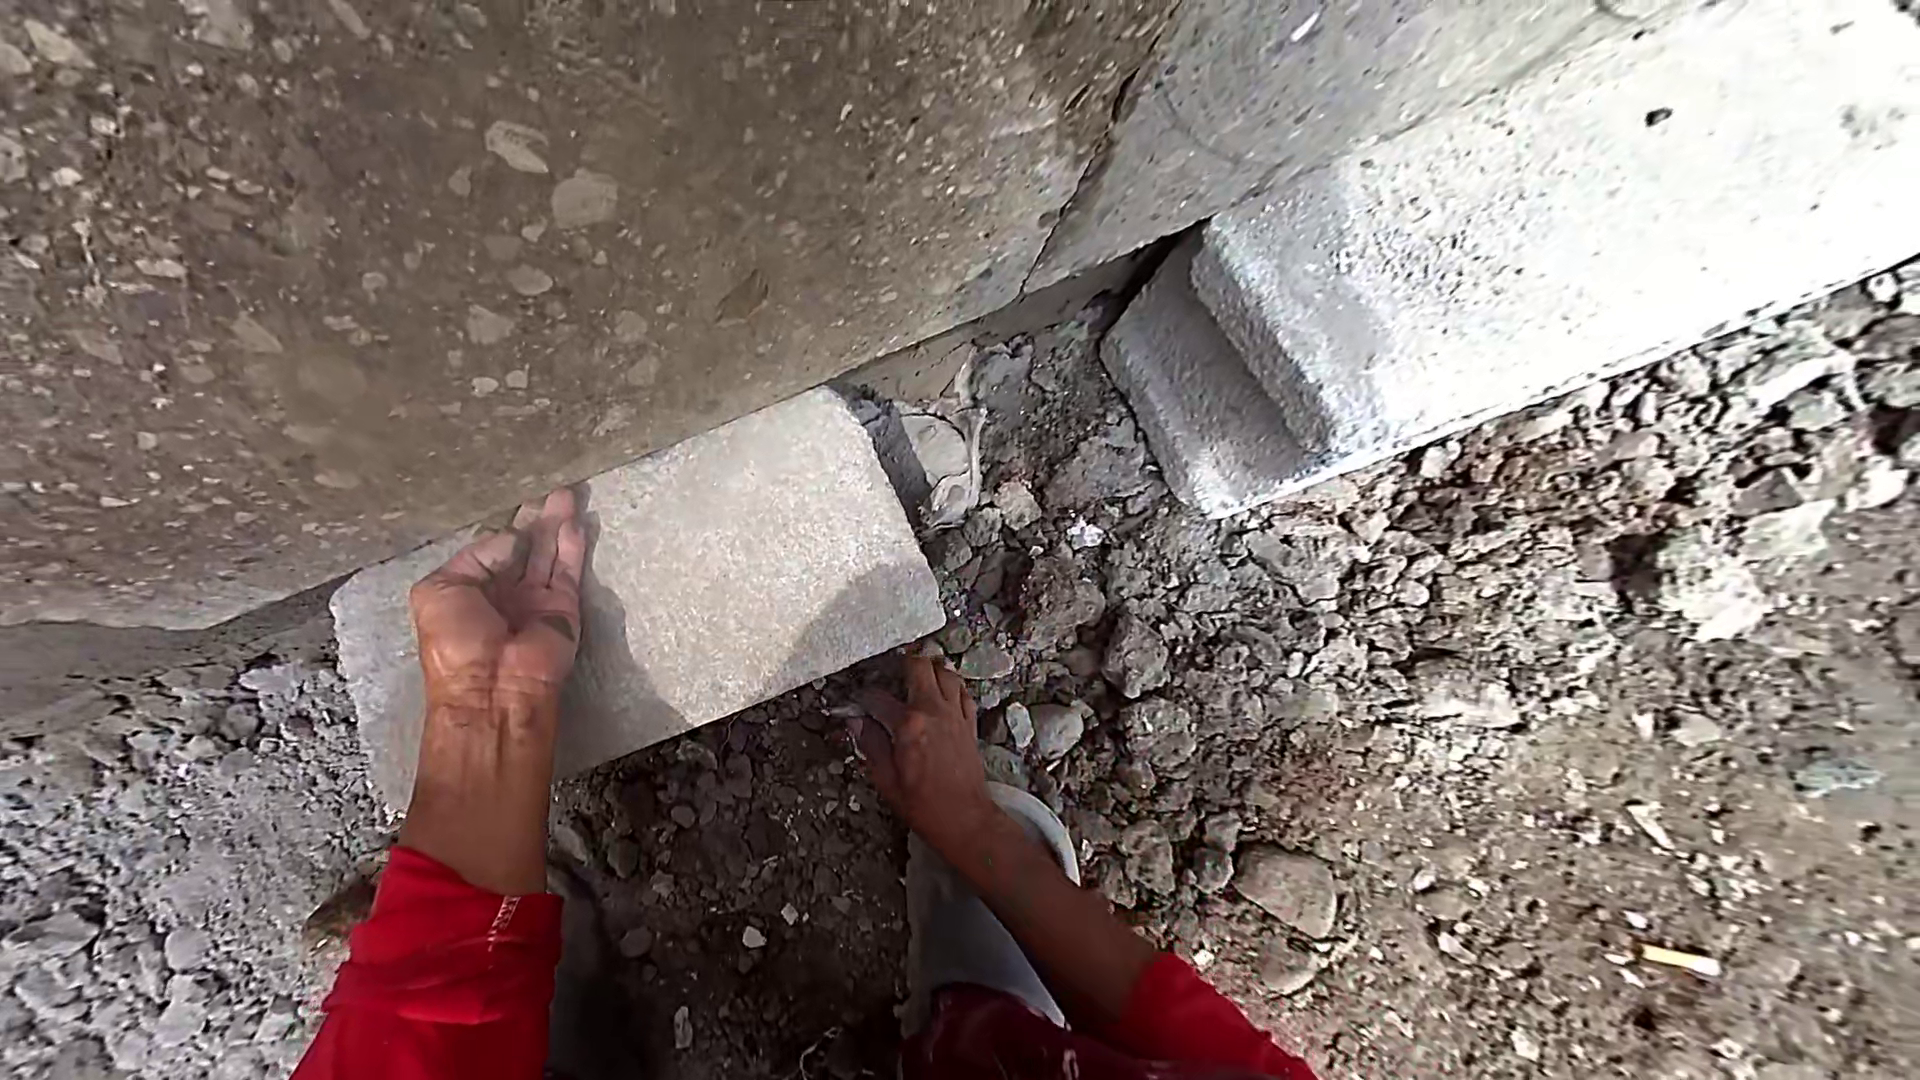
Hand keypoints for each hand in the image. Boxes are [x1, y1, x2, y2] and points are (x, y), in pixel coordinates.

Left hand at [399, 487, 585, 895]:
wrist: (495, 688)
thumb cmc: (455, 644)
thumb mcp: (439, 591)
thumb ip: (476, 557)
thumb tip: (515, 540)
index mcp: (470, 588)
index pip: (492, 549)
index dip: (504, 526)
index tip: (516, 502)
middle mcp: (506, 590)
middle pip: (527, 546)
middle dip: (536, 518)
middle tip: (551, 490)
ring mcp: (539, 597)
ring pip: (552, 552)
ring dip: (559, 524)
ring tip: (568, 494)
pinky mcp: (566, 606)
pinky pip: (570, 569)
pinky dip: (575, 546)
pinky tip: (577, 522)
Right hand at [851, 655, 998, 855]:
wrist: (964, 818)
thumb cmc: (923, 804)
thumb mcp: (886, 779)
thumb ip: (870, 744)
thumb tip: (856, 722)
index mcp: (908, 725)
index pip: (878, 697)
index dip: (863, 697)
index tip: (858, 703)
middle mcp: (933, 711)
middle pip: (918, 666)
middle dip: (902, 664)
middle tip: (891, 674)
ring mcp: (955, 714)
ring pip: (945, 672)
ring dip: (930, 670)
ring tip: (916, 679)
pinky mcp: (969, 722)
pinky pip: (962, 691)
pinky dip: (952, 686)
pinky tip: (942, 693)